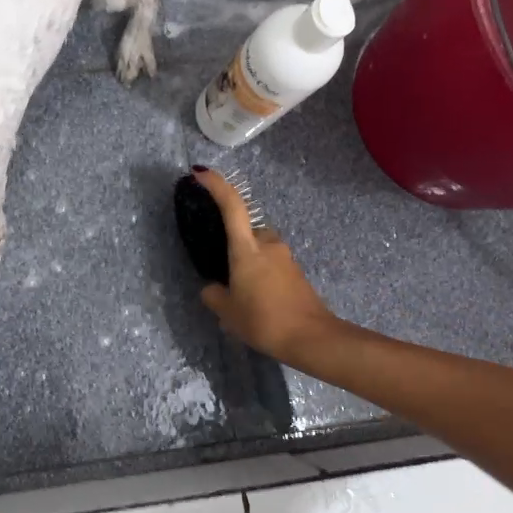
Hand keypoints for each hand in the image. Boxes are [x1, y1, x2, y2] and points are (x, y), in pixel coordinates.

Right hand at [195, 169, 342, 363]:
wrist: (312, 338)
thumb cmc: (264, 320)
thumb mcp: (227, 312)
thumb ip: (214, 295)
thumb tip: (212, 288)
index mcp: (247, 248)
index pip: (231, 206)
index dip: (216, 185)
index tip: (200, 173)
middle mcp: (267, 244)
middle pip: (246, 230)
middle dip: (233, 245)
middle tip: (224, 274)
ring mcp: (285, 257)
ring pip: (259, 249)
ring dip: (248, 264)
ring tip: (241, 297)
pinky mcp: (295, 272)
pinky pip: (270, 264)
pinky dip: (261, 276)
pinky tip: (257, 303)